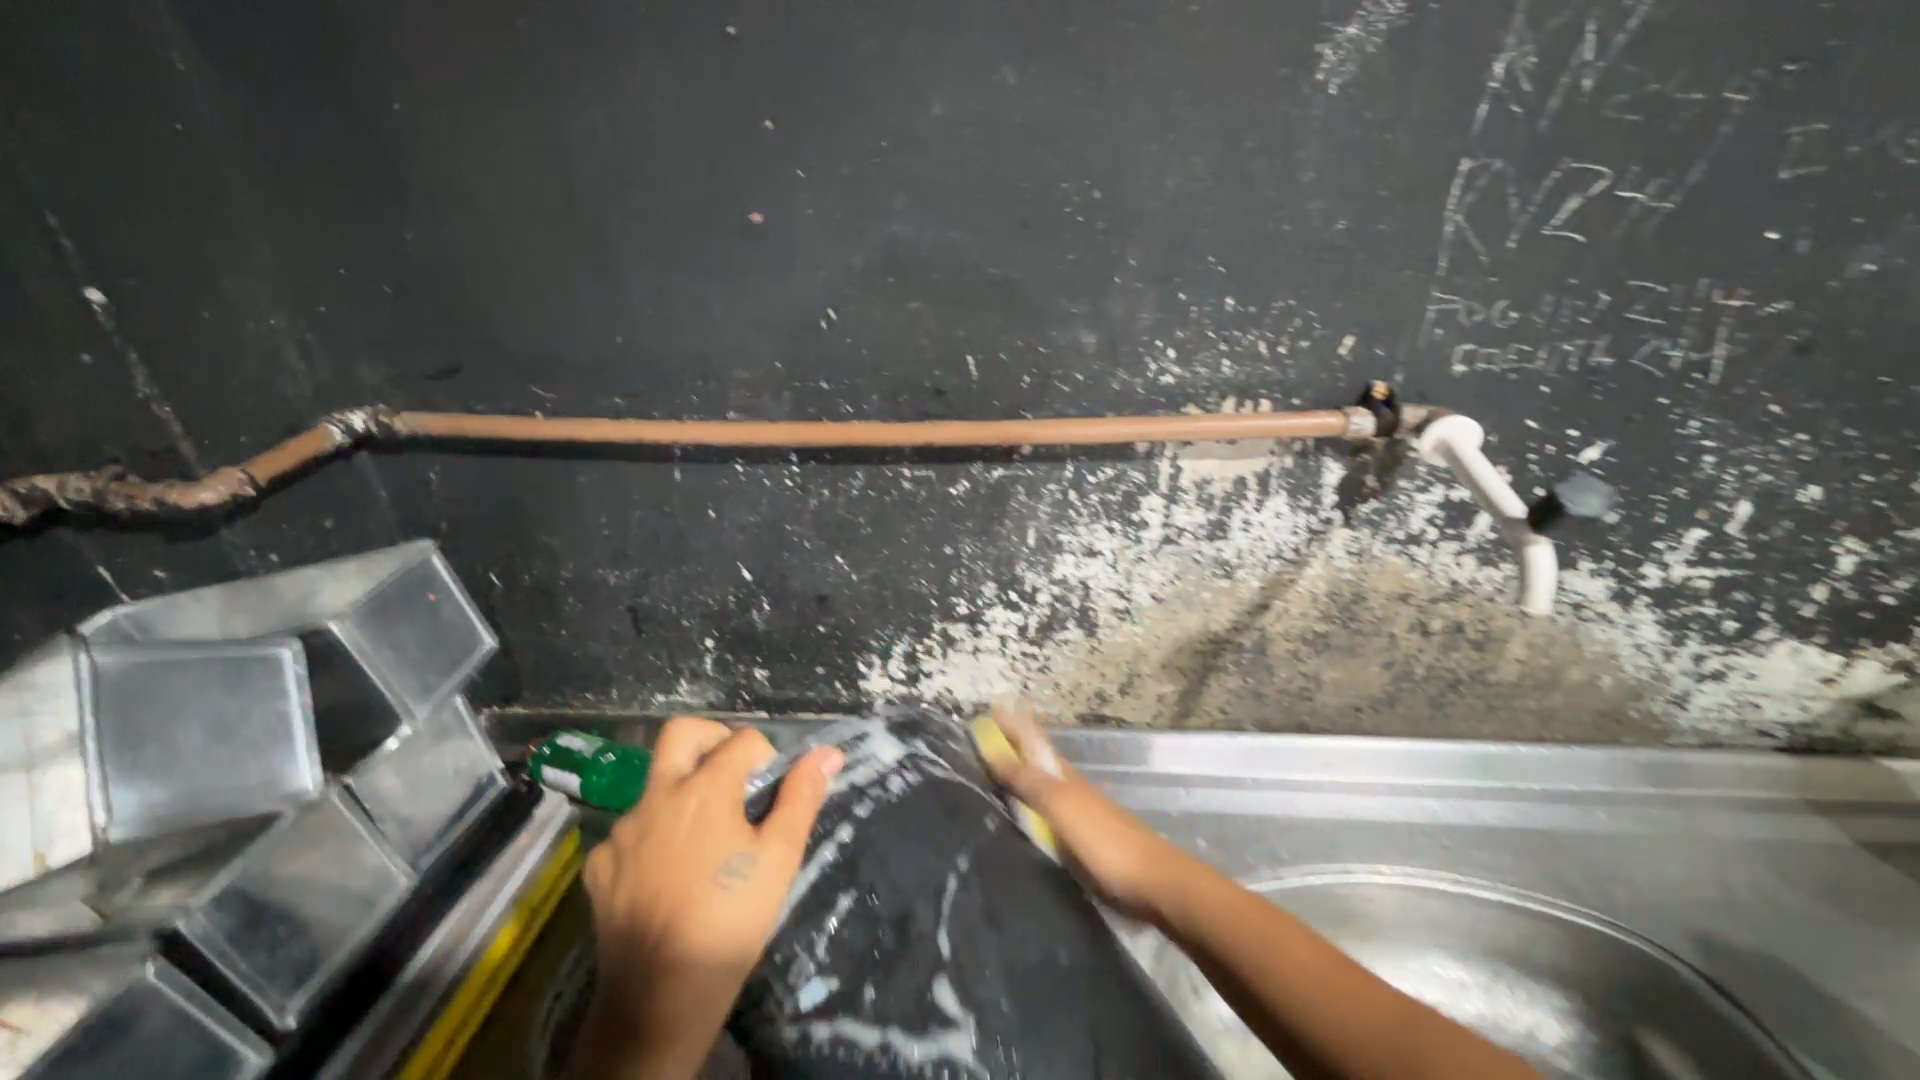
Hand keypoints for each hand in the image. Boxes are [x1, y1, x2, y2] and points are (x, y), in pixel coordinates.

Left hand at [577, 717, 842, 1078]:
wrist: (661, 993)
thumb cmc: (732, 919)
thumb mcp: (780, 858)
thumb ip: (801, 797)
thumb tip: (826, 753)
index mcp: (704, 789)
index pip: (743, 740)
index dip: (766, 756)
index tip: (773, 790)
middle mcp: (656, 797)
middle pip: (681, 733)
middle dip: (712, 740)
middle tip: (734, 775)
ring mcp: (621, 831)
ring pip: (654, 788)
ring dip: (682, 796)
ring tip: (705, 844)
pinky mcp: (600, 865)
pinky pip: (630, 833)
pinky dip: (653, 839)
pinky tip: (668, 876)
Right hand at [977, 699, 1191, 921]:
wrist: (1152, 884)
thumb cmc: (1105, 841)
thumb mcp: (1062, 807)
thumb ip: (1029, 782)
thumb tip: (994, 751)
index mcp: (1066, 778)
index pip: (1035, 742)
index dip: (1016, 725)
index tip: (992, 707)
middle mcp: (1072, 791)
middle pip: (1038, 764)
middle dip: (1015, 749)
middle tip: (984, 741)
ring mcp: (1079, 819)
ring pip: (1043, 790)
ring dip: (1022, 780)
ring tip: (995, 778)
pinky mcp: (1082, 846)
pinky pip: (1047, 820)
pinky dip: (1032, 812)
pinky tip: (1022, 824)